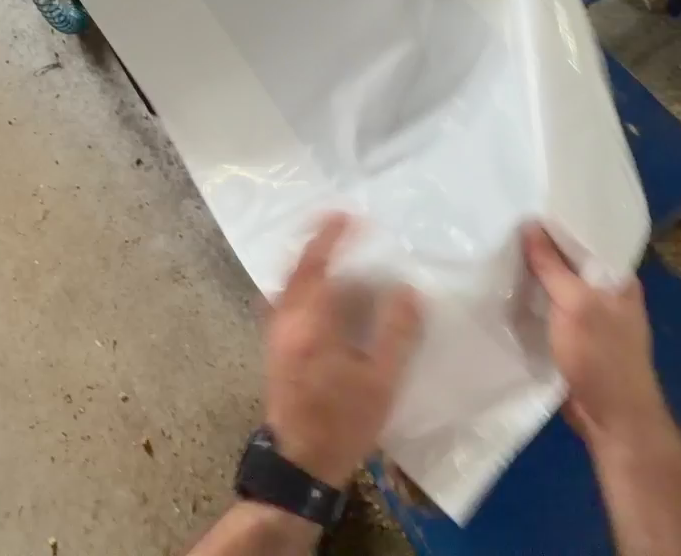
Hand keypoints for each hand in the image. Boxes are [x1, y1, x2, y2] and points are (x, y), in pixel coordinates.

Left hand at [264, 213, 422, 483]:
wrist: (300, 466)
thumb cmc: (343, 423)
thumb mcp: (381, 382)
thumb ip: (396, 333)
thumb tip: (407, 290)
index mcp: (312, 325)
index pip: (318, 265)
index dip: (332, 236)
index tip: (350, 215)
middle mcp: (286, 322)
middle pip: (296, 267)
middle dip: (315, 240)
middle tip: (338, 222)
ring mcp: (274, 335)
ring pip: (286, 282)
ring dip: (306, 260)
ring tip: (330, 249)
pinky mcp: (273, 348)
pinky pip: (281, 299)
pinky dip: (297, 282)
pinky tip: (316, 289)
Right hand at [521, 223, 665, 449]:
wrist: (612, 421)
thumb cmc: (602, 357)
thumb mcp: (576, 304)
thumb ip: (552, 265)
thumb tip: (530, 224)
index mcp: (618, 278)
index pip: (588, 238)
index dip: (559, 222)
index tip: (525, 205)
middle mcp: (606, 293)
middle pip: (568, 261)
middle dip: (540, 248)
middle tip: (502, 224)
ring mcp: (588, 318)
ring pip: (555, 287)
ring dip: (532, 277)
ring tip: (496, 250)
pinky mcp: (571, 339)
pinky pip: (547, 310)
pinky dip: (530, 302)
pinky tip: (505, 290)